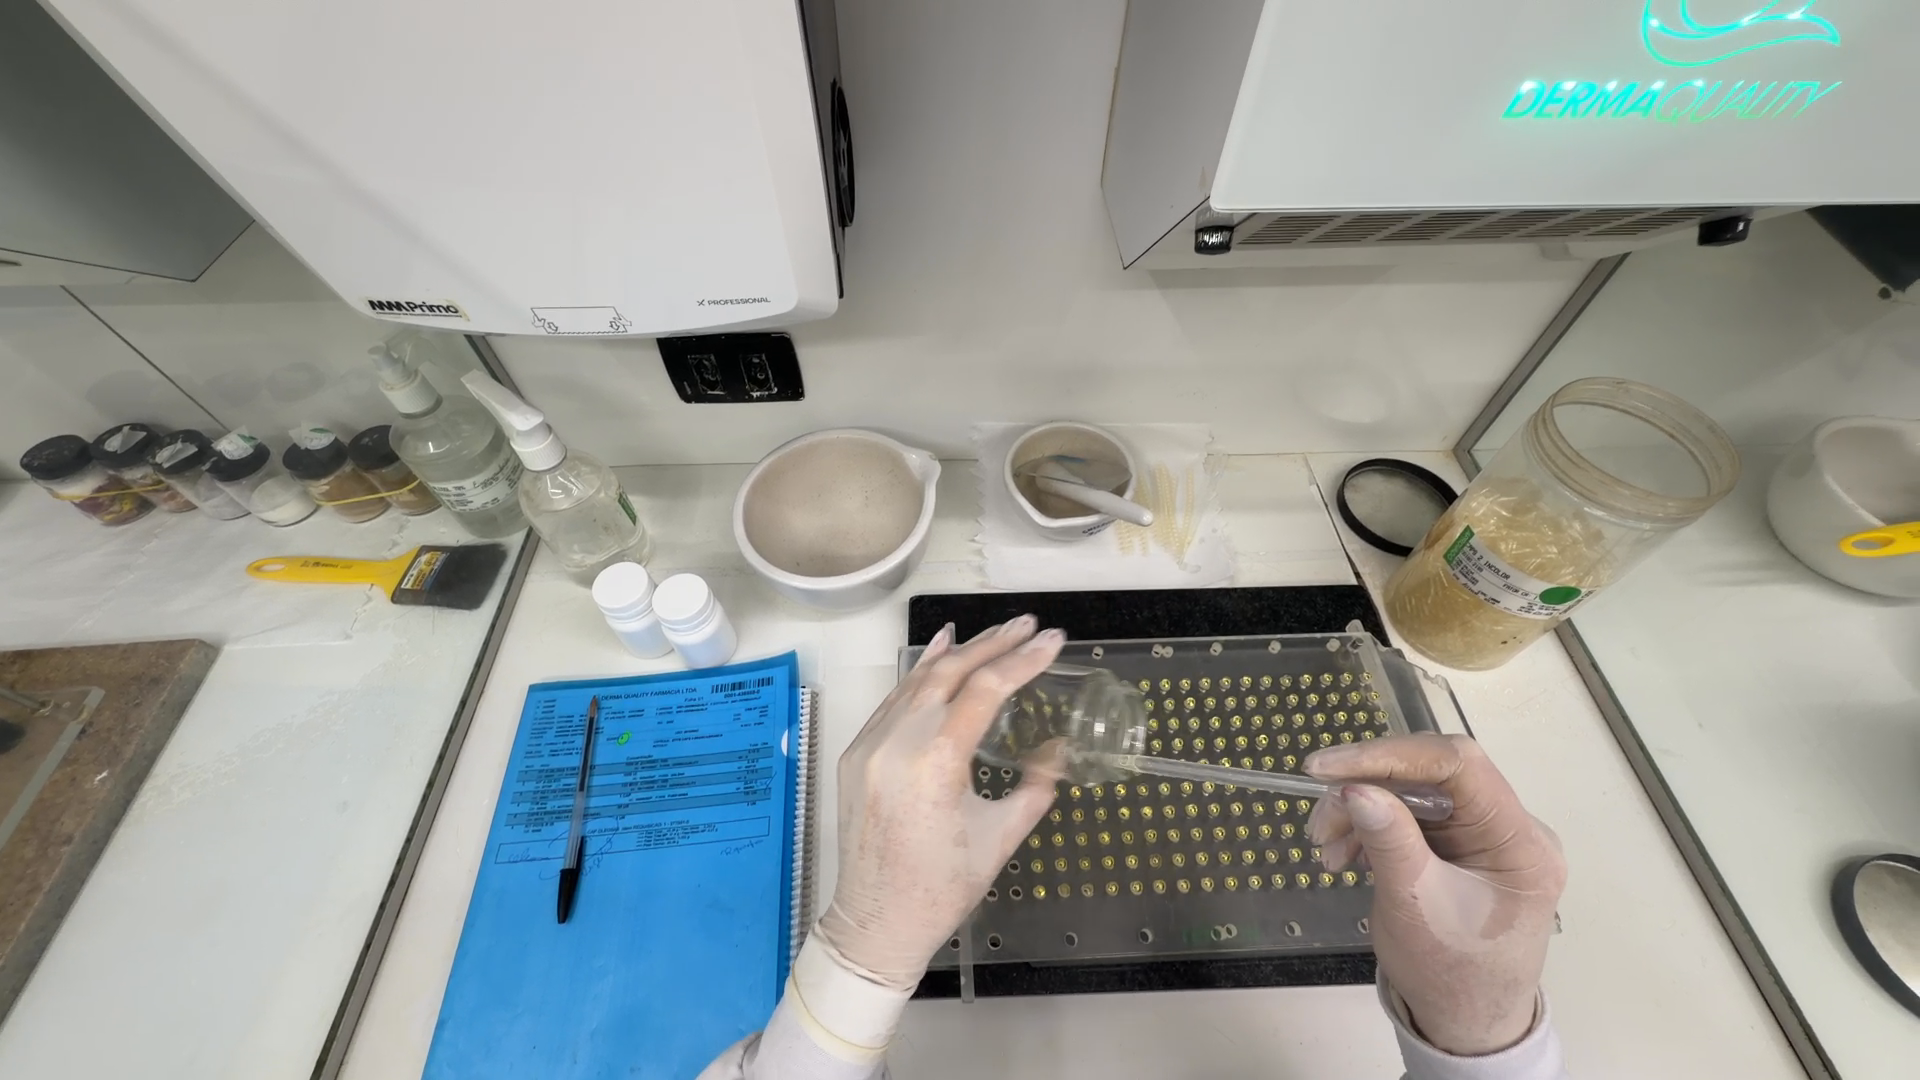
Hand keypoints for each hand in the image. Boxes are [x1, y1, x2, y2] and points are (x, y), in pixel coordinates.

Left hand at [813, 616, 1066, 989]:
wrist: (874, 923)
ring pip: (918, 679)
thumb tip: (1060, 752)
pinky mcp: (855, 751)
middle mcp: (898, 740)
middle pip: (951, 672)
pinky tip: (941, 649)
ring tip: (995, 632)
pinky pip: (893, 699)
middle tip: (1028, 624)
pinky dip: (920, 672)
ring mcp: (870, 742)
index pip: (986, 690)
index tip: (1052, 640)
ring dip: (959, 651)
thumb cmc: (943, 888)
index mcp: (936, 761)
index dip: (1023, 660)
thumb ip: (1035, 789)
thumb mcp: (1000, 839)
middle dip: (994, 643)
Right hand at [1304, 734, 1565, 1056]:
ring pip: (1406, 787)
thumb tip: (1352, 788)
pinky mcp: (1452, 839)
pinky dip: (1363, 824)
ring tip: (1325, 847)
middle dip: (1363, 785)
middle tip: (1320, 815)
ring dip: (1355, 809)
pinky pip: (1401, 809)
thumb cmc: (1449, 973)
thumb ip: (1389, 841)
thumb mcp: (1414, 907)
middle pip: (1426, 771)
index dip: (1387, 755)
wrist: (1461, 1019)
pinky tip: (1342, 853)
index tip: (1325, 769)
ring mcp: (1479, 830)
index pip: (1456, 764)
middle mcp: (1506, 825)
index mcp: (1519, 842)